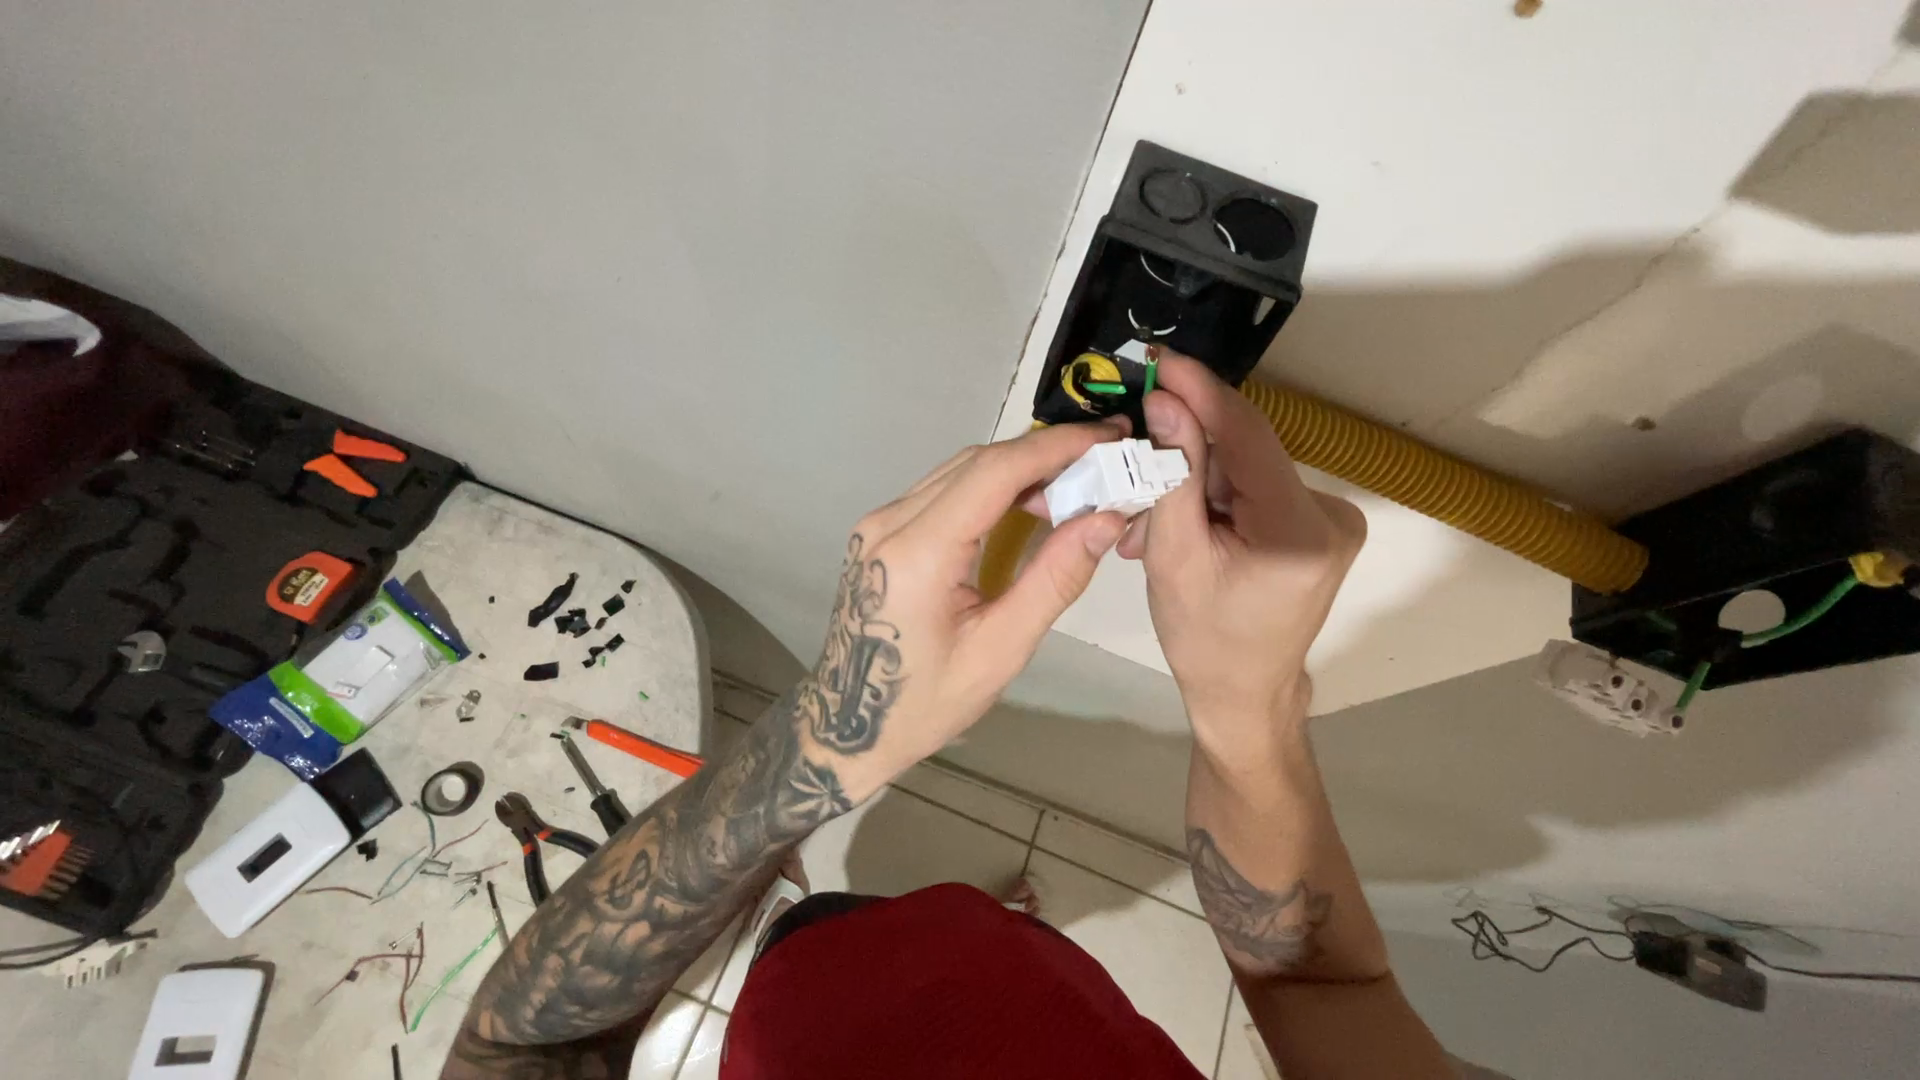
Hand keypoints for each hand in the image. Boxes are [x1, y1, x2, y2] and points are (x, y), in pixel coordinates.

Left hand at [797, 421, 1131, 798]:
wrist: (849, 725)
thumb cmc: (925, 702)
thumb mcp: (1000, 650)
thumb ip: (1054, 580)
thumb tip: (1107, 518)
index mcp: (917, 553)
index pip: (994, 473)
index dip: (1055, 448)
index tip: (1109, 438)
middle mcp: (890, 523)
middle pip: (976, 462)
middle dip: (1044, 453)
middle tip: (1104, 460)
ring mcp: (879, 523)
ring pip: (959, 470)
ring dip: (1019, 468)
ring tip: (1076, 483)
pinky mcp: (881, 531)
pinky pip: (944, 490)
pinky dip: (991, 487)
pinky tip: (1027, 505)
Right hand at [1117, 352, 1364, 748]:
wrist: (1243, 692)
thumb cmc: (1202, 638)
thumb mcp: (1173, 558)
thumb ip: (1172, 476)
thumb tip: (1165, 403)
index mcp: (1299, 530)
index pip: (1248, 437)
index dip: (1203, 391)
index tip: (1162, 359)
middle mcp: (1331, 516)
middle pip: (1243, 454)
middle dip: (1183, 452)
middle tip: (1129, 461)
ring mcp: (1331, 520)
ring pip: (1244, 470)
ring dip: (1192, 480)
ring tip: (1148, 520)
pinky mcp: (1319, 526)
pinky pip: (1254, 489)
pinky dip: (1213, 497)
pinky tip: (1181, 522)